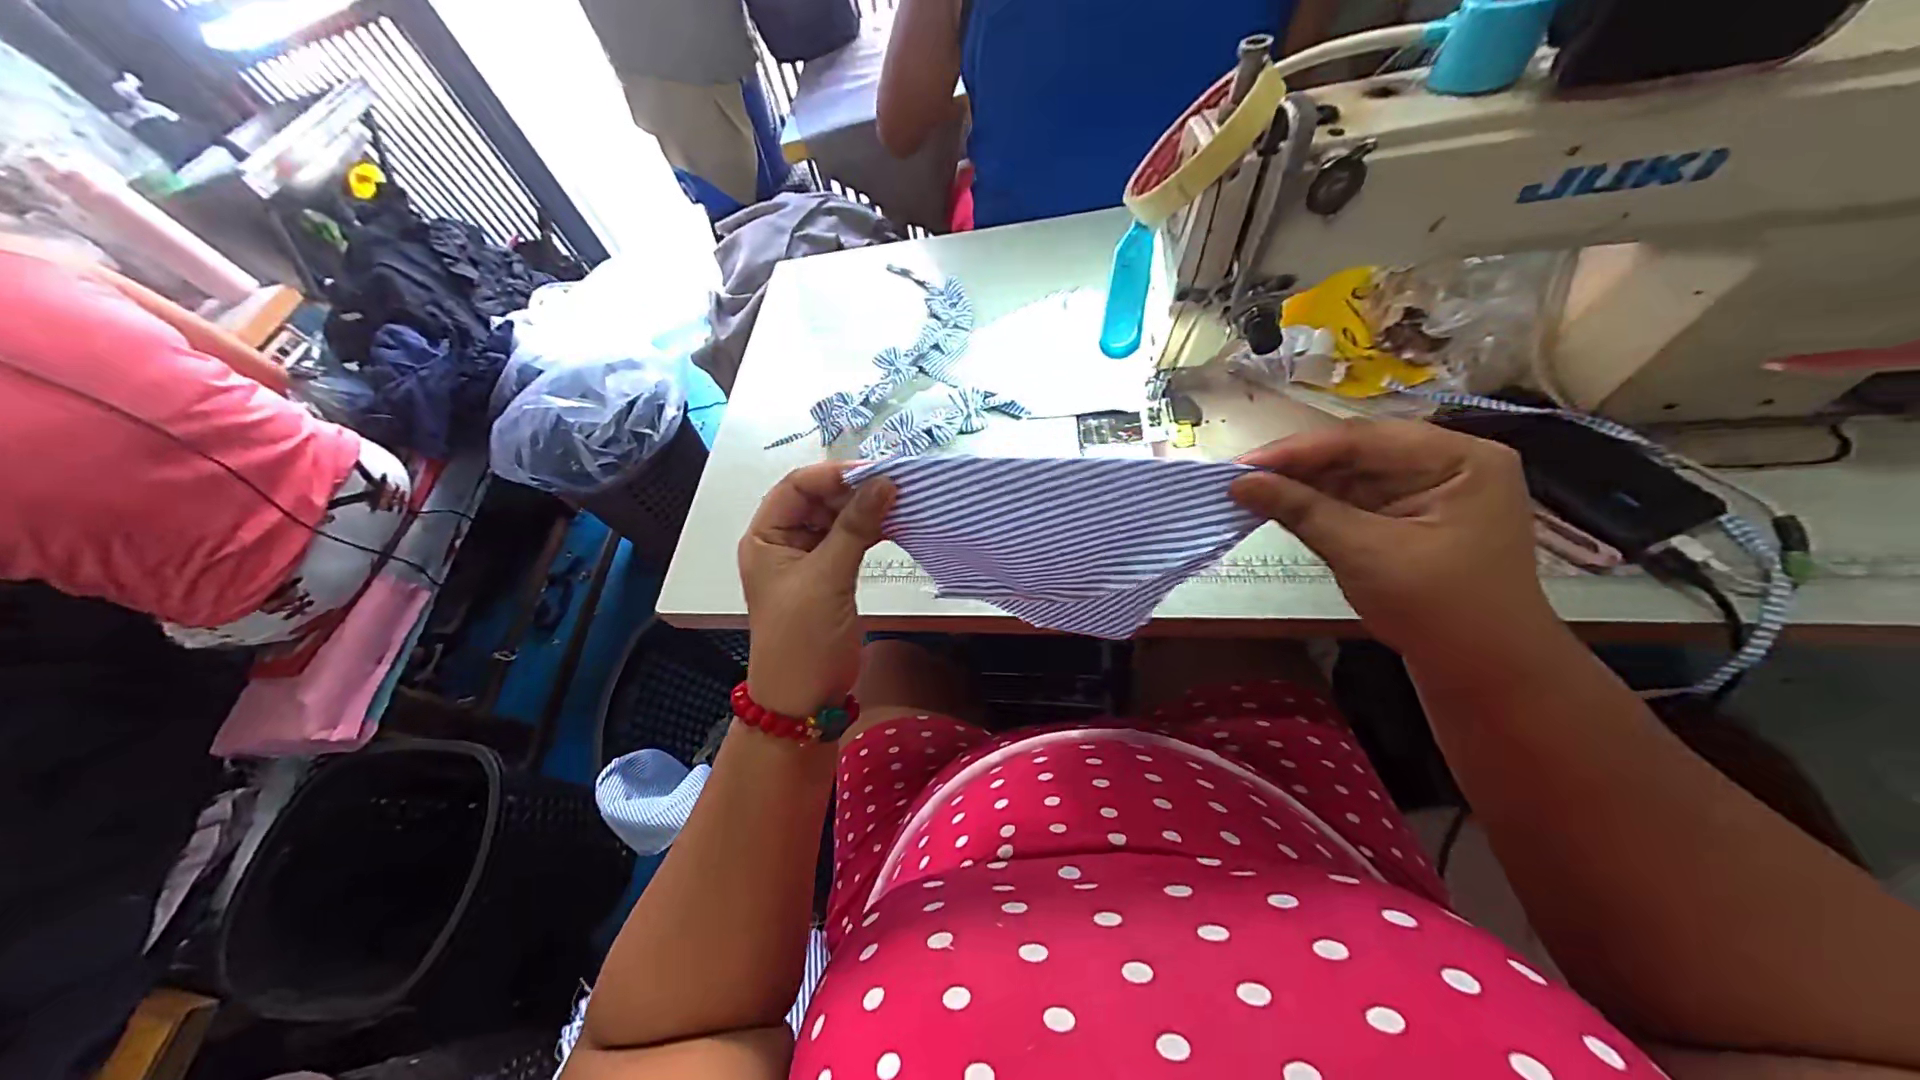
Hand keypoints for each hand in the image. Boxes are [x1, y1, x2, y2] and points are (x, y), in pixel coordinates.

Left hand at [738, 464, 896, 717]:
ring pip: (838, 519)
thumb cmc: (801, 639)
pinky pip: (850, 540)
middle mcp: (783, 542)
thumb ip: (855, 528)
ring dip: (866, 509)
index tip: (874, 472)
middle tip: (895, 485)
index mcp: (766, 537)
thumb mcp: (827, 579)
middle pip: (819, 499)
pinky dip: (871, 530)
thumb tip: (885, 484)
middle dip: (854, 490)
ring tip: (900, 501)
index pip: (796, 487)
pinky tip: (896, 524)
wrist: (804, 700)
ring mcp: (808, 559)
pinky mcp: (831, 575)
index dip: (833, 475)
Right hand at [1229, 419, 1558, 668]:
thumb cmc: (1437, 609)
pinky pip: (1356, 497)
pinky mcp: (1411, 514)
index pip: (1364, 439)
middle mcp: (1448, 462)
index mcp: (1460, 458)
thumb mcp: (1364, 553)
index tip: (1241, 464)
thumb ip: (1302, 511)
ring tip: (1251, 490)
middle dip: (1298, 466)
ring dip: (1303, 484)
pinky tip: (1281, 504)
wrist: (1485, 670)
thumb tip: (1239, 483)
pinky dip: (1318, 503)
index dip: (1297, 450)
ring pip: (1352, 473)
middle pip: (1358, 451)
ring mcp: (1431, 488)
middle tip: (1239, 477)